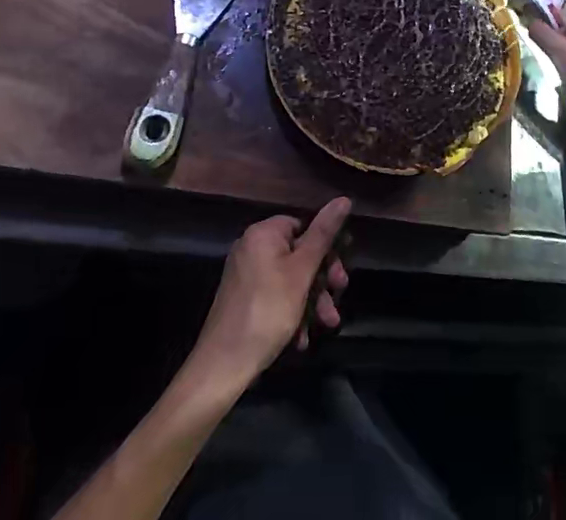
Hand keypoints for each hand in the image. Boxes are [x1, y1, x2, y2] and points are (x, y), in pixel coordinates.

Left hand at [182, 197, 350, 399]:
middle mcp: (252, 250)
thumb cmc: (268, 310)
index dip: (327, 245)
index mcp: (263, 235)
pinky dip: (295, 312)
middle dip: (323, 278)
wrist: (222, 367)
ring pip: (294, 279)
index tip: (341, 267)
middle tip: (339, 292)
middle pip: (301, 253)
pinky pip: (279, 296)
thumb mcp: (303, 270)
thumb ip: (324, 233)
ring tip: (327, 323)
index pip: (304, 224)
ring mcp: (248, 277)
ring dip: (314, 300)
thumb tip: (343, 198)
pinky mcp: (246, 300)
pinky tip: (304, 336)